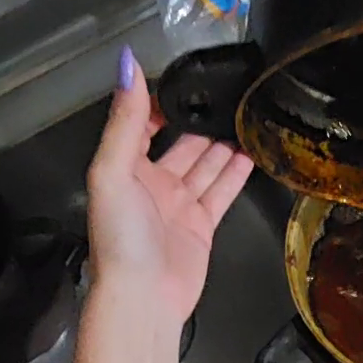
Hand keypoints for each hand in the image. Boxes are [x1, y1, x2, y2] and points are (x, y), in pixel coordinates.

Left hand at [86, 47, 254, 325]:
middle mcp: (152, 183)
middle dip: (198, 121)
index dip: (159, 101)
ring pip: (204, 166)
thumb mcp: (113, 170)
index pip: (141, 123)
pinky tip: (249, 154)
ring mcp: (179, 205)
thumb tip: (127, 65)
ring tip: (244, 118)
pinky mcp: (202, 226)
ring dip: (221, 143)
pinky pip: (221, 193)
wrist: (143, 296)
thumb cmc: (120, 238)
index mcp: (123, 166)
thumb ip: (124, 120)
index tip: (184, 79)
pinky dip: (235, 174)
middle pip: (180, 143)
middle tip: (226, 96)